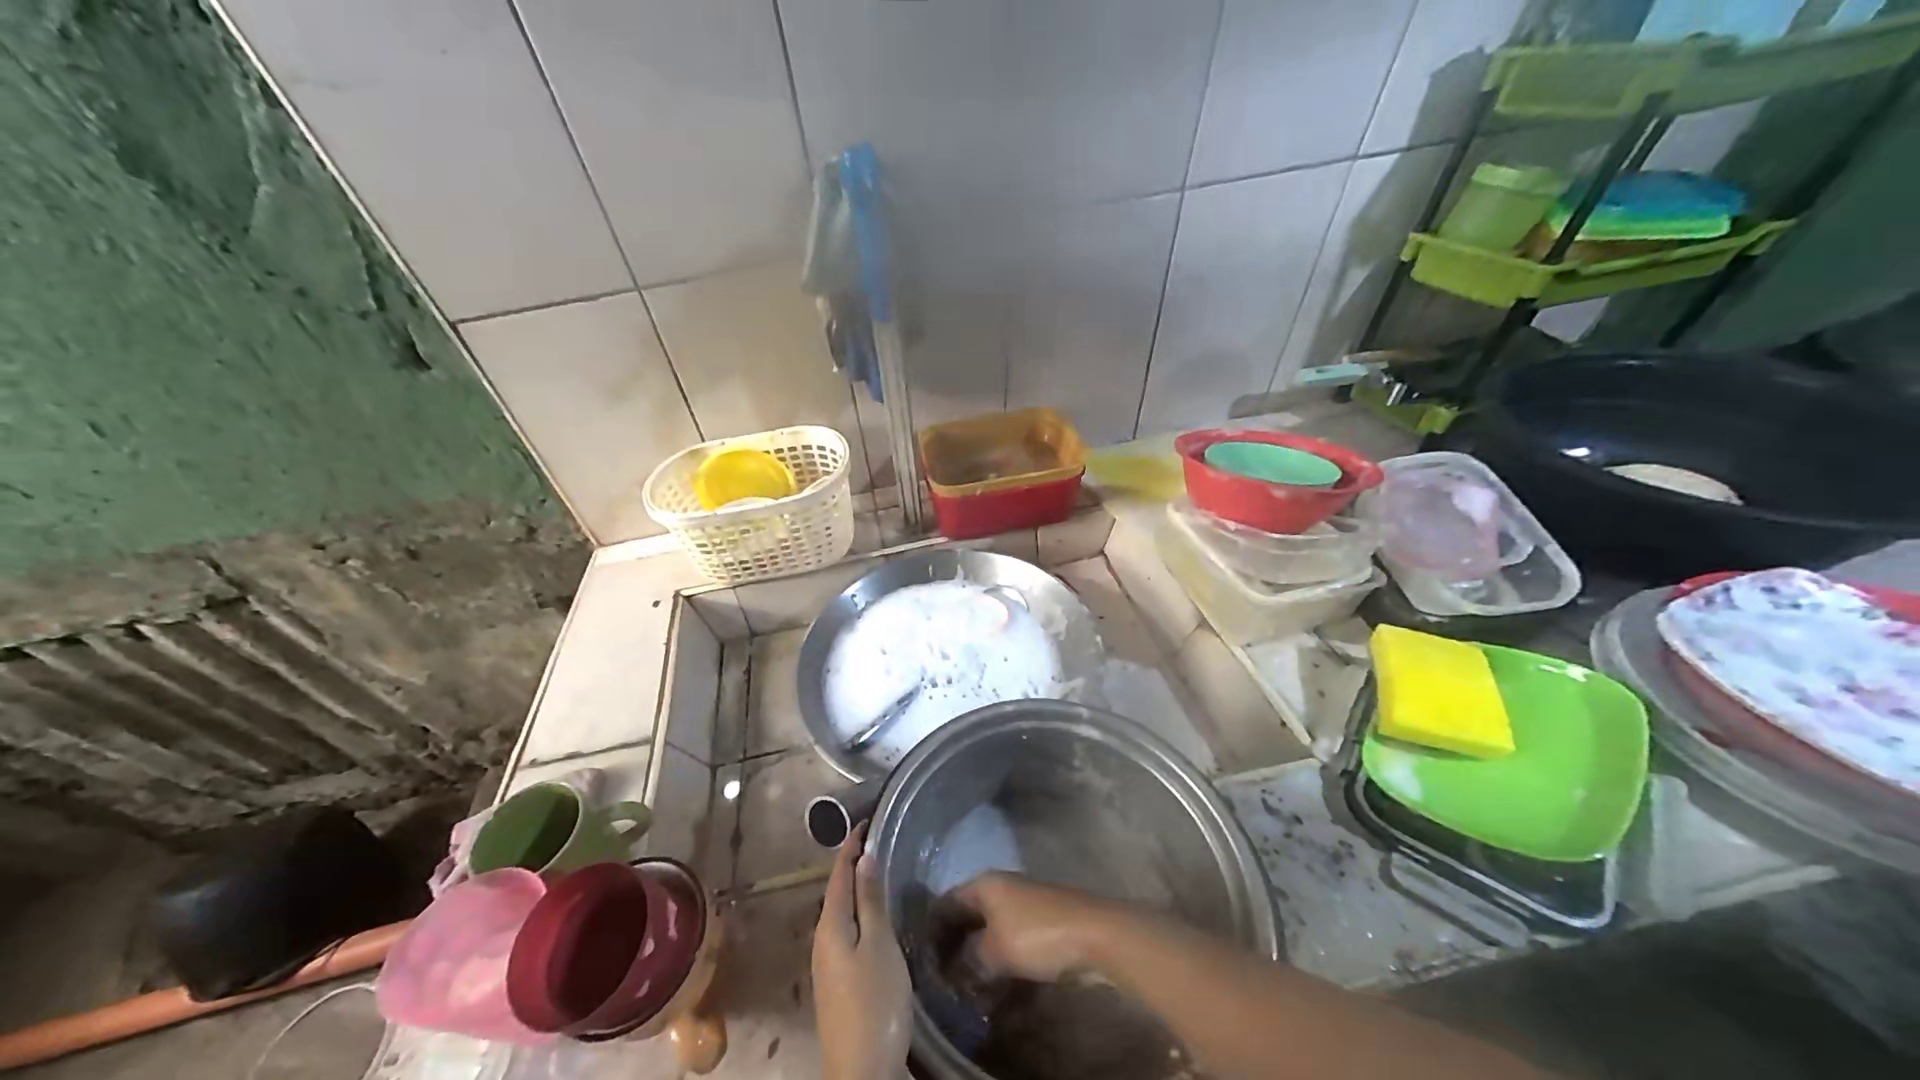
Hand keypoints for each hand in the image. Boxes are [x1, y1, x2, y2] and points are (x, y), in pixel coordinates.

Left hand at [813, 823, 910, 1079]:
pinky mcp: (838, 984)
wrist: (862, 1071)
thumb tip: (864, 857)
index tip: (866, 822)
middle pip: (837, 893)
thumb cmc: (875, 1002)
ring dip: (856, 891)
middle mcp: (823, 941)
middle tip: (875, 842)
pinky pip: (847, 933)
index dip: (851, 847)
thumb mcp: (879, 945)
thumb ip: (870, 902)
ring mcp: (828, 965)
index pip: (839, 875)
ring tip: (878, 873)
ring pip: (841, 915)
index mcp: (831, 927)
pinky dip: (859, 915)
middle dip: (852, 866)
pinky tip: (875, 920)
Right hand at [949, 872, 1119, 982]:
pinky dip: (1003, 963)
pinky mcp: (1043, 926)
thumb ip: (969, 959)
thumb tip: (955, 969)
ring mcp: (1024, 906)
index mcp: (985, 885)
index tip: (923, 957)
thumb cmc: (1038, 935)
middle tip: (944, 978)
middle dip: (957, 946)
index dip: (934, 928)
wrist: (1097, 935)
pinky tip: (998, 989)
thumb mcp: (995, 951)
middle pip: (970, 917)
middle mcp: (1002, 889)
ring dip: (981, 959)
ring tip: (969, 990)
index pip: (947, 902)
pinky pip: (1013, 944)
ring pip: (992, 933)